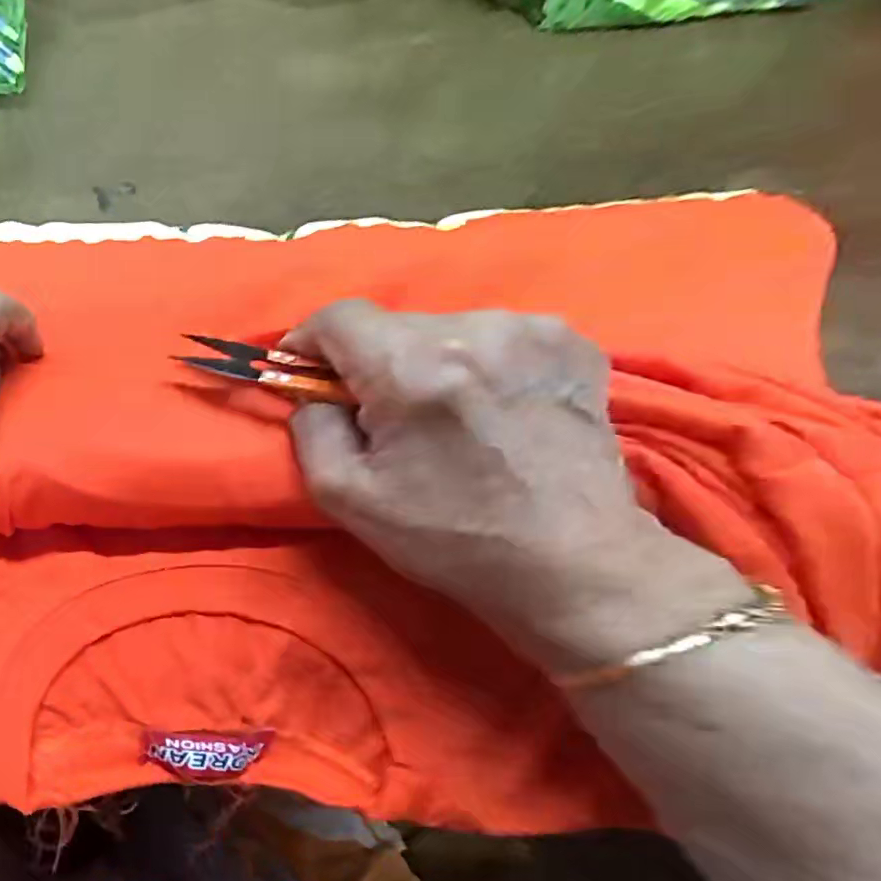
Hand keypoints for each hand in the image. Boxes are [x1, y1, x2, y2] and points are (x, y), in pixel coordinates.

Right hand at [283, 302, 746, 671]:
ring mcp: (532, 330)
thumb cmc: (449, 537)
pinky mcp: (571, 341)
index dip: (309, 343)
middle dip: (370, 364)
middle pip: (390, 325)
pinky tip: (489, 410)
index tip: (307, 376)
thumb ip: (311, 428)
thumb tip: (312, 391)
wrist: (573, 564)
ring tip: (443, 419)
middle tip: (382, 419)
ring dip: (423, 364)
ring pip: (440, 329)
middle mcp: (474, 331)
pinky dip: (473, 364)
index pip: (338, 316)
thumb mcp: (346, 496)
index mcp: (413, 369)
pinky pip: (492, 336)